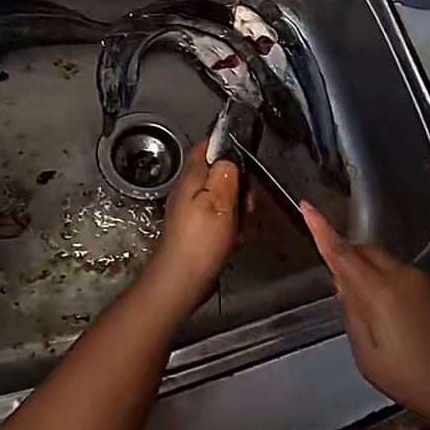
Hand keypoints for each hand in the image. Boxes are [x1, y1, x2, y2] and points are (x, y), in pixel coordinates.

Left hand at [145, 144, 239, 301]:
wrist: (182, 282)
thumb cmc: (200, 241)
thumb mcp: (218, 204)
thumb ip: (224, 177)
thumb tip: (228, 157)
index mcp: (191, 178)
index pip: (205, 147)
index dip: (226, 147)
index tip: (245, 160)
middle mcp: (190, 190)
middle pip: (221, 174)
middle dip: (240, 186)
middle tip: (246, 204)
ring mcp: (195, 210)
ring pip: (226, 197)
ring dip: (239, 208)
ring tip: (241, 225)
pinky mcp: (200, 229)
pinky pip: (223, 217)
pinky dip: (233, 225)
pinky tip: (236, 238)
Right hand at [300, 201, 429, 419]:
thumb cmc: (419, 380)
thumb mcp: (369, 358)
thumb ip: (352, 316)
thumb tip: (344, 287)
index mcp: (382, 292)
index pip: (342, 253)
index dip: (321, 229)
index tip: (307, 207)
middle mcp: (403, 276)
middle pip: (365, 251)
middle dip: (347, 258)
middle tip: (339, 291)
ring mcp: (423, 280)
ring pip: (383, 263)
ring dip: (368, 275)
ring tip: (371, 319)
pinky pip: (400, 275)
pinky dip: (387, 285)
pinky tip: (392, 321)